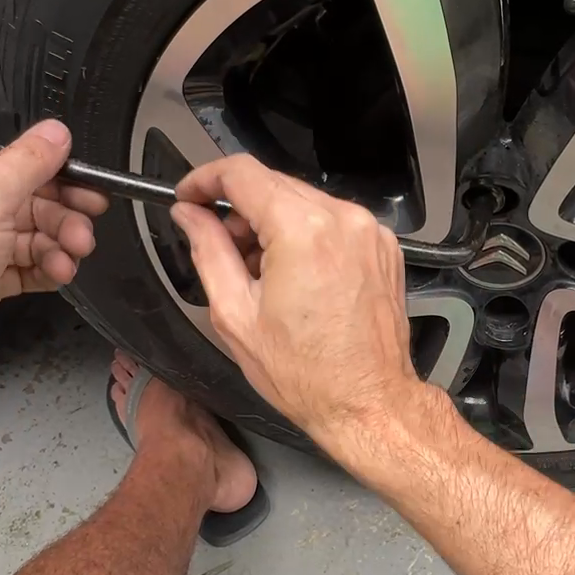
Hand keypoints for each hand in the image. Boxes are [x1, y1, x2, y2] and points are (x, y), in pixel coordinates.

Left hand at [0, 120, 106, 394]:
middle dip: (62, 221)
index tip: (89, 194)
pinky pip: (24, 271)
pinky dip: (45, 272)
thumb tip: (54, 133)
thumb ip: (26, 164)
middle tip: (84, 235)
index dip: (55, 181)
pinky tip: (57, 275)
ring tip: (69, 261)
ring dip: (57, 249)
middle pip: (27, 205)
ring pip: (30, 240)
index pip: (13, 167)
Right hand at [168, 155, 420, 436]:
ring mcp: (370, 233)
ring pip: (304, 202)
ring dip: (273, 224)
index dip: (205, 180)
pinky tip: (295, 276)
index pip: (242, 173)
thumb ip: (208, 251)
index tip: (190, 198)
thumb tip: (190, 216)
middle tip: (221, 247)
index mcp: (304, 231)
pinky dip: (307, 236)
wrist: (368, 402)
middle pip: (274, 184)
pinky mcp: (384, 249)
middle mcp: (344, 221)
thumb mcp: (235, 314)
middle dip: (239, 210)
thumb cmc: (308, 374)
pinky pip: (334, 223)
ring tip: (260, 274)